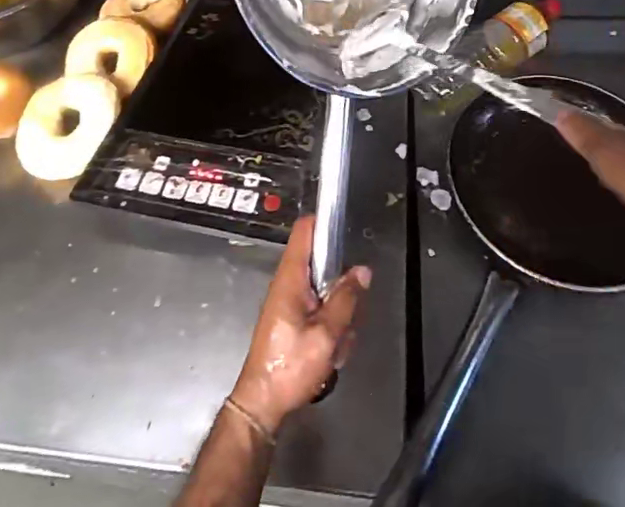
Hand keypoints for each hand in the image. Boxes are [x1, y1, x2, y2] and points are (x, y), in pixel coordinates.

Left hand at [229, 215, 370, 433]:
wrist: (263, 403)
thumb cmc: (290, 366)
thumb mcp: (326, 334)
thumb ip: (346, 299)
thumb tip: (362, 271)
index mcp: (290, 277)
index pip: (304, 230)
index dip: (324, 221)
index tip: (345, 226)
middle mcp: (287, 283)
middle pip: (323, 264)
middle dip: (342, 287)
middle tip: (346, 316)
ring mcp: (289, 302)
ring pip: (326, 292)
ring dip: (338, 315)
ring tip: (336, 343)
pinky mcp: (292, 319)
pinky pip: (320, 312)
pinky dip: (330, 329)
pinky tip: (330, 354)